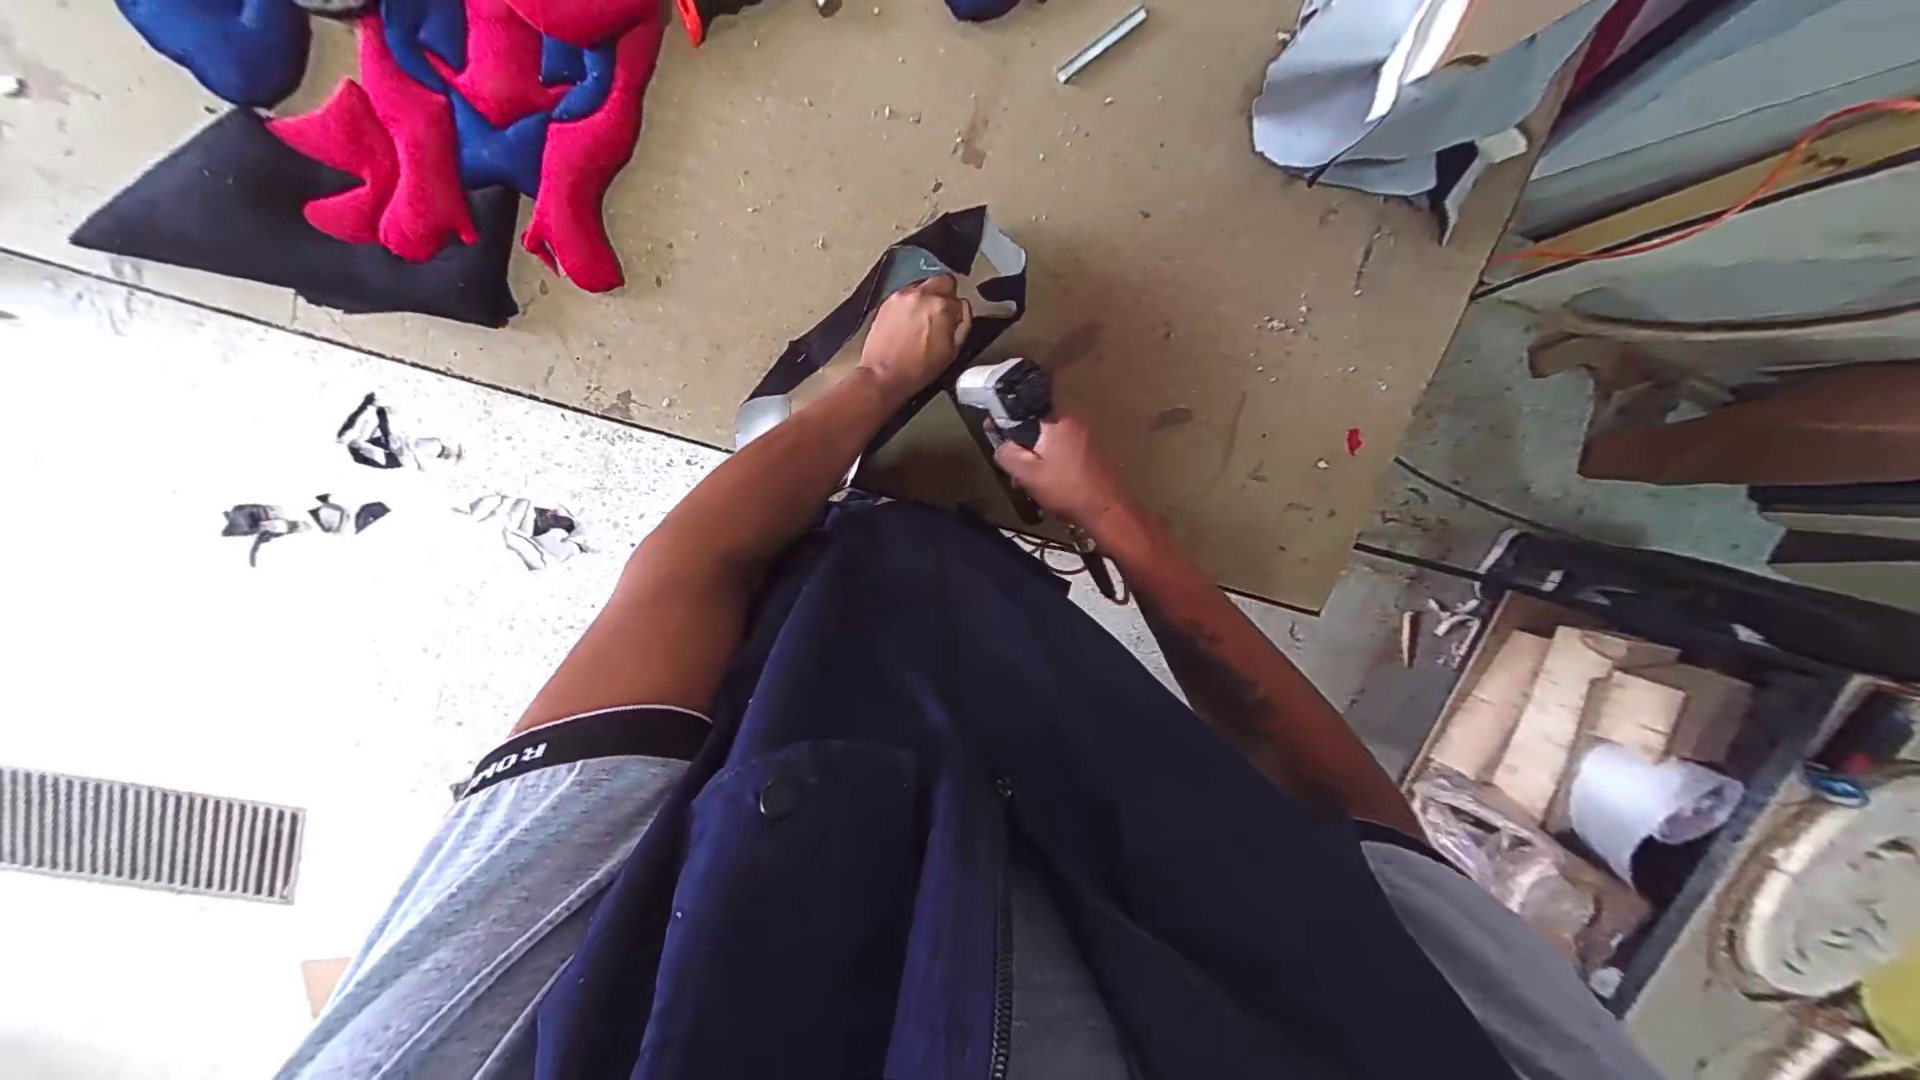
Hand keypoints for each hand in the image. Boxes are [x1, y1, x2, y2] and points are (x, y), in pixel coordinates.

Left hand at [857, 275, 972, 401]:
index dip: (957, 314)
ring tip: (921, 321)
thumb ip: (963, 325)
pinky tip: (907, 322)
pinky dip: (910, 304)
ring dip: (926, 298)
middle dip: (945, 295)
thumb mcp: (952, 352)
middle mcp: (922, 294)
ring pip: (923, 286)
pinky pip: (906, 295)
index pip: (959, 300)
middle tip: (940, 315)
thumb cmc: (918, 369)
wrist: (883, 374)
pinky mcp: (887, 301)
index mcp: (942, 307)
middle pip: (943, 281)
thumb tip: (963, 310)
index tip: (952, 325)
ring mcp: (902, 295)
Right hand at [993, 413, 1141, 538]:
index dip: (1004, 431)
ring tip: (1034, 488)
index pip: (1021, 418)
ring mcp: (1084, 439)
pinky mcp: (1090, 455)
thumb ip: (1008, 455)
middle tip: (1018, 478)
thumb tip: (1001, 445)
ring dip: (1037, 464)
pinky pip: (1062, 455)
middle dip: (1023, 454)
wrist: (1106, 510)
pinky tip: (1051, 487)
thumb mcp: (1028, 474)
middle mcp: (1072, 424)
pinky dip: (1053, 468)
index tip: (994, 441)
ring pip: (1048, 447)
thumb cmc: (1066, 490)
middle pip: (1035, 434)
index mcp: (1056, 423)